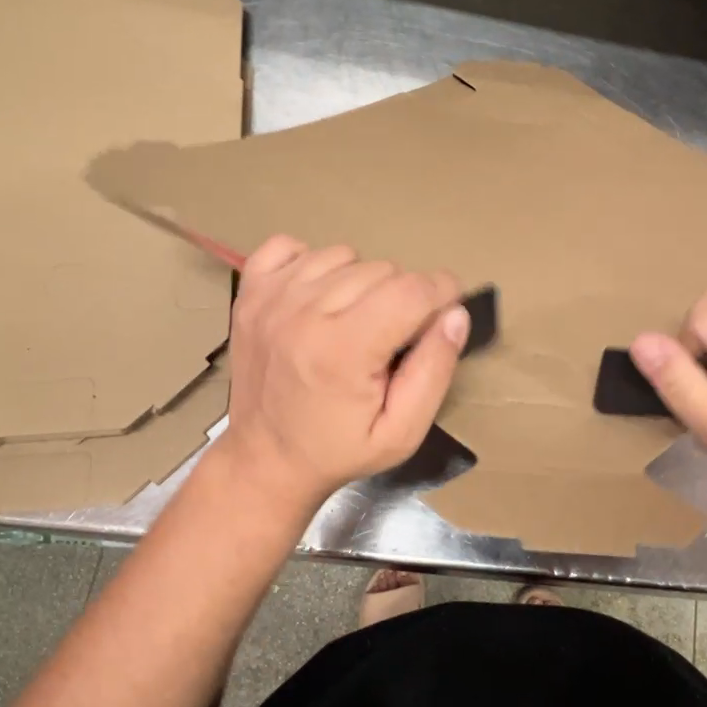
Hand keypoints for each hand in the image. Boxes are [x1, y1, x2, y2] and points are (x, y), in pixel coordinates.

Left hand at [214, 236, 468, 508]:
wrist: (264, 460)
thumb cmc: (339, 450)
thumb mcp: (403, 432)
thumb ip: (434, 371)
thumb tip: (455, 314)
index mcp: (343, 351)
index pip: (412, 290)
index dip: (442, 295)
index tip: (443, 315)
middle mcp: (304, 314)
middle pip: (383, 270)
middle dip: (404, 297)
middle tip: (394, 337)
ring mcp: (272, 298)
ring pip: (345, 255)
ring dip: (362, 281)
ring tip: (357, 319)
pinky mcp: (250, 292)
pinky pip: (293, 246)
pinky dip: (315, 263)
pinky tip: (320, 298)